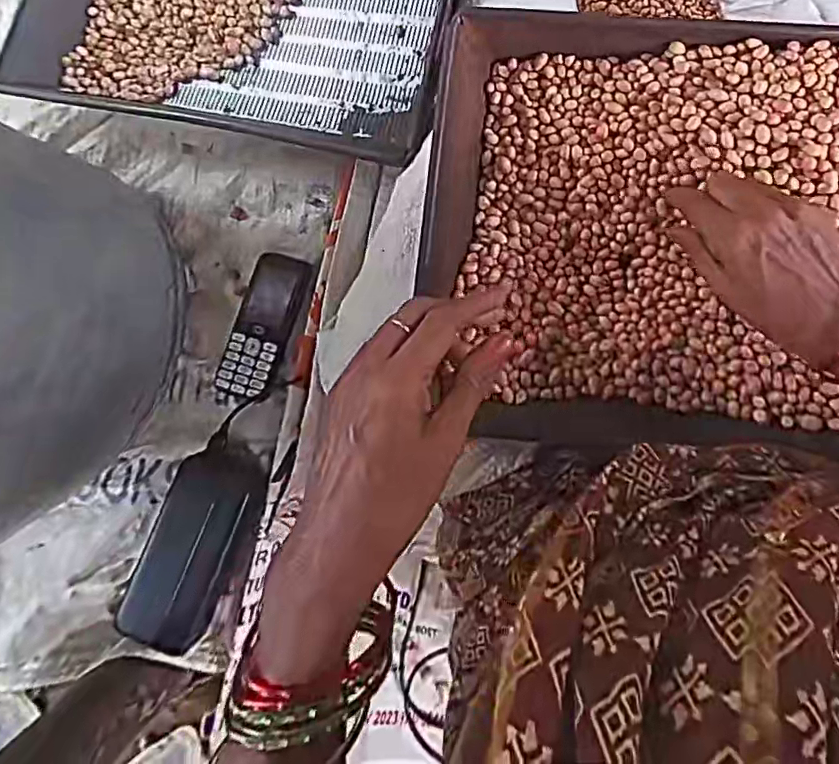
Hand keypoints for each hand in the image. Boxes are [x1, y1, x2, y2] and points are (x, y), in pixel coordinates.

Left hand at [303, 288, 520, 547]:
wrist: (336, 543)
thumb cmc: (389, 503)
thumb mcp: (446, 440)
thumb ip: (474, 383)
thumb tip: (501, 346)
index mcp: (392, 380)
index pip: (441, 320)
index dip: (478, 304)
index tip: (502, 296)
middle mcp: (363, 372)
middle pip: (414, 314)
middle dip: (455, 311)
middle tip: (489, 323)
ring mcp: (348, 382)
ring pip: (397, 331)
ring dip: (433, 333)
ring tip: (465, 363)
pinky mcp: (342, 396)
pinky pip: (381, 355)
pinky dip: (412, 353)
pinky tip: (433, 381)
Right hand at [664, 171, 838, 369]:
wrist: (837, 319)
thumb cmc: (778, 315)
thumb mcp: (728, 290)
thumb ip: (699, 253)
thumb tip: (676, 229)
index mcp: (734, 236)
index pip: (694, 200)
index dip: (678, 197)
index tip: (672, 199)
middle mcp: (760, 213)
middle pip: (720, 180)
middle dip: (709, 194)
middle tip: (708, 214)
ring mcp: (789, 207)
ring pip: (748, 183)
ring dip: (737, 198)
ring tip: (741, 226)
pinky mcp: (811, 208)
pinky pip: (777, 194)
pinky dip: (765, 206)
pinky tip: (770, 232)